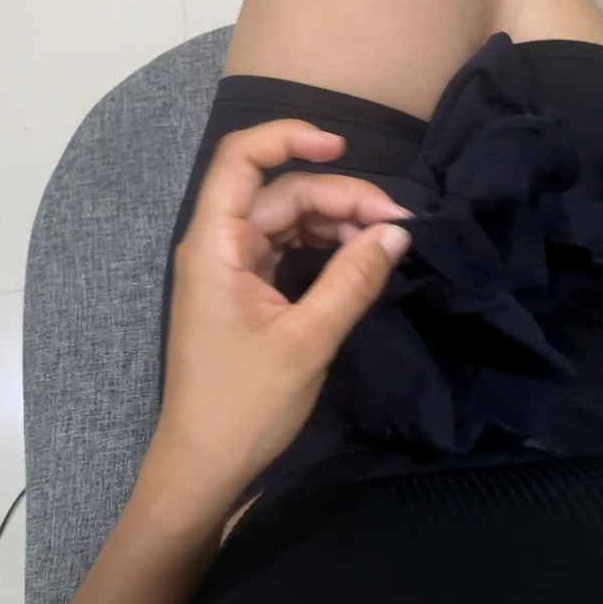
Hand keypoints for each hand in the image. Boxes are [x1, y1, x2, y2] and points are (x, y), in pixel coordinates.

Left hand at [152, 120, 412, 507]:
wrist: (204, 466)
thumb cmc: (244, 406)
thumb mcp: (308, 341)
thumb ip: (352, 280)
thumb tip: (398, 233)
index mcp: (215, 244)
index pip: (241, 159)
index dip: (289, 137)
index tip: (342, 148)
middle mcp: (218, 243)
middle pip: (280, 192)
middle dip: (338, 197)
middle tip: (396, 225)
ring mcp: (231, 265)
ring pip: (287, 218)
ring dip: (335, 221)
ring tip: (385, 242)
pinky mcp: (245, 286)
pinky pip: (287, 246)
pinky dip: (323, 245)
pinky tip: (357, 255)